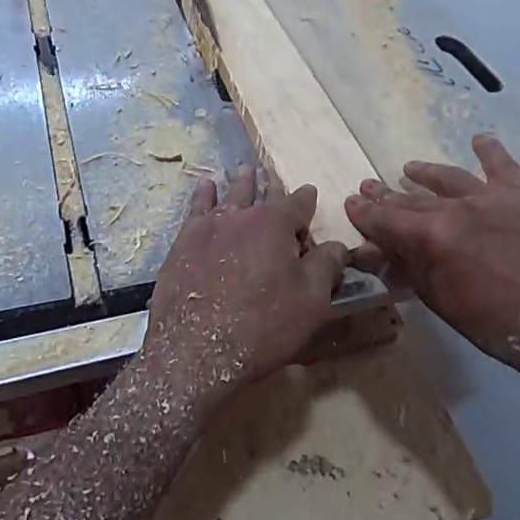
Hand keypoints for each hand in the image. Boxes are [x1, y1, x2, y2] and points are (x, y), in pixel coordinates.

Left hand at [141, 166, 348, 403]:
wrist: (196, 350)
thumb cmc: (263, 326)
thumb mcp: (311, 302)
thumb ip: (327, 267)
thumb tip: (337, 245)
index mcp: (276, 224)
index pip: (298, 203)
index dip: (306, 200)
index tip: (310, 194)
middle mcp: (241, 216)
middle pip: (259, 194)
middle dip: (268, 185)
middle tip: (269, 173)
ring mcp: (208, 228)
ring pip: (227, 197)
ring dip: (238, 184)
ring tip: (242, 169)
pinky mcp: (182, 244)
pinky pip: (195, 210)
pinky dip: (203, 196)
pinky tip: (204, 188)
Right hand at [344, 134, 519, 370]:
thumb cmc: (491, 321)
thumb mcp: (438, 300)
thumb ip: (409, 268)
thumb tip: (383, 250)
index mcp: (431, 236)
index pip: (387, 219)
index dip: (365, 213)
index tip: (351, 203)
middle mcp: (456, 208)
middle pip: (412, 197)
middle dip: (386, 194)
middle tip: (368, 186)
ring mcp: (491, 198)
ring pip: (449, 178)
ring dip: (426, 173)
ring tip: (409, 168)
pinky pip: (503, 167)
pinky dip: (491, 151)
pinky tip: (480, 139)